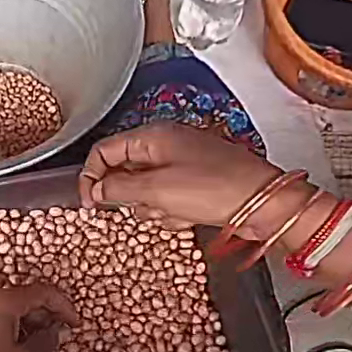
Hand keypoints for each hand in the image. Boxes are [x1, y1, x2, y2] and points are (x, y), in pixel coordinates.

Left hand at [0, 284, 79, 351]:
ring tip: (35, 349)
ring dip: (28, 324)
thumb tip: (55, 332)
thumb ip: (46, 343)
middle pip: (25, 297)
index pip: (44, 291)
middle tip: (56, 338)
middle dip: (45, 316)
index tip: (74, 324)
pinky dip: (10, 329)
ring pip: (9, 309)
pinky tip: (13, 351)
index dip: (65, 306)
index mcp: (3, 302)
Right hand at [79, 121, 282, 232]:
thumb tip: (97, 190)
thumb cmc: (213, 188)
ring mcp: (177, 165)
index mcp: (151, 137)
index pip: (103, 152)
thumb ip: (118, 189)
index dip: (91, 177)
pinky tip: (188, 215)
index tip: (90, 204)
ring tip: (174, 210)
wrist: (261, 202)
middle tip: (148, 206)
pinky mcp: (190, 184)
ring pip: (142, 192)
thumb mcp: (156, 190)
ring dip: (152, 208)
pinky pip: (164, 201)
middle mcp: (163, 146)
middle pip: (122, 174)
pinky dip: (170, 212)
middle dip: (131, 197)